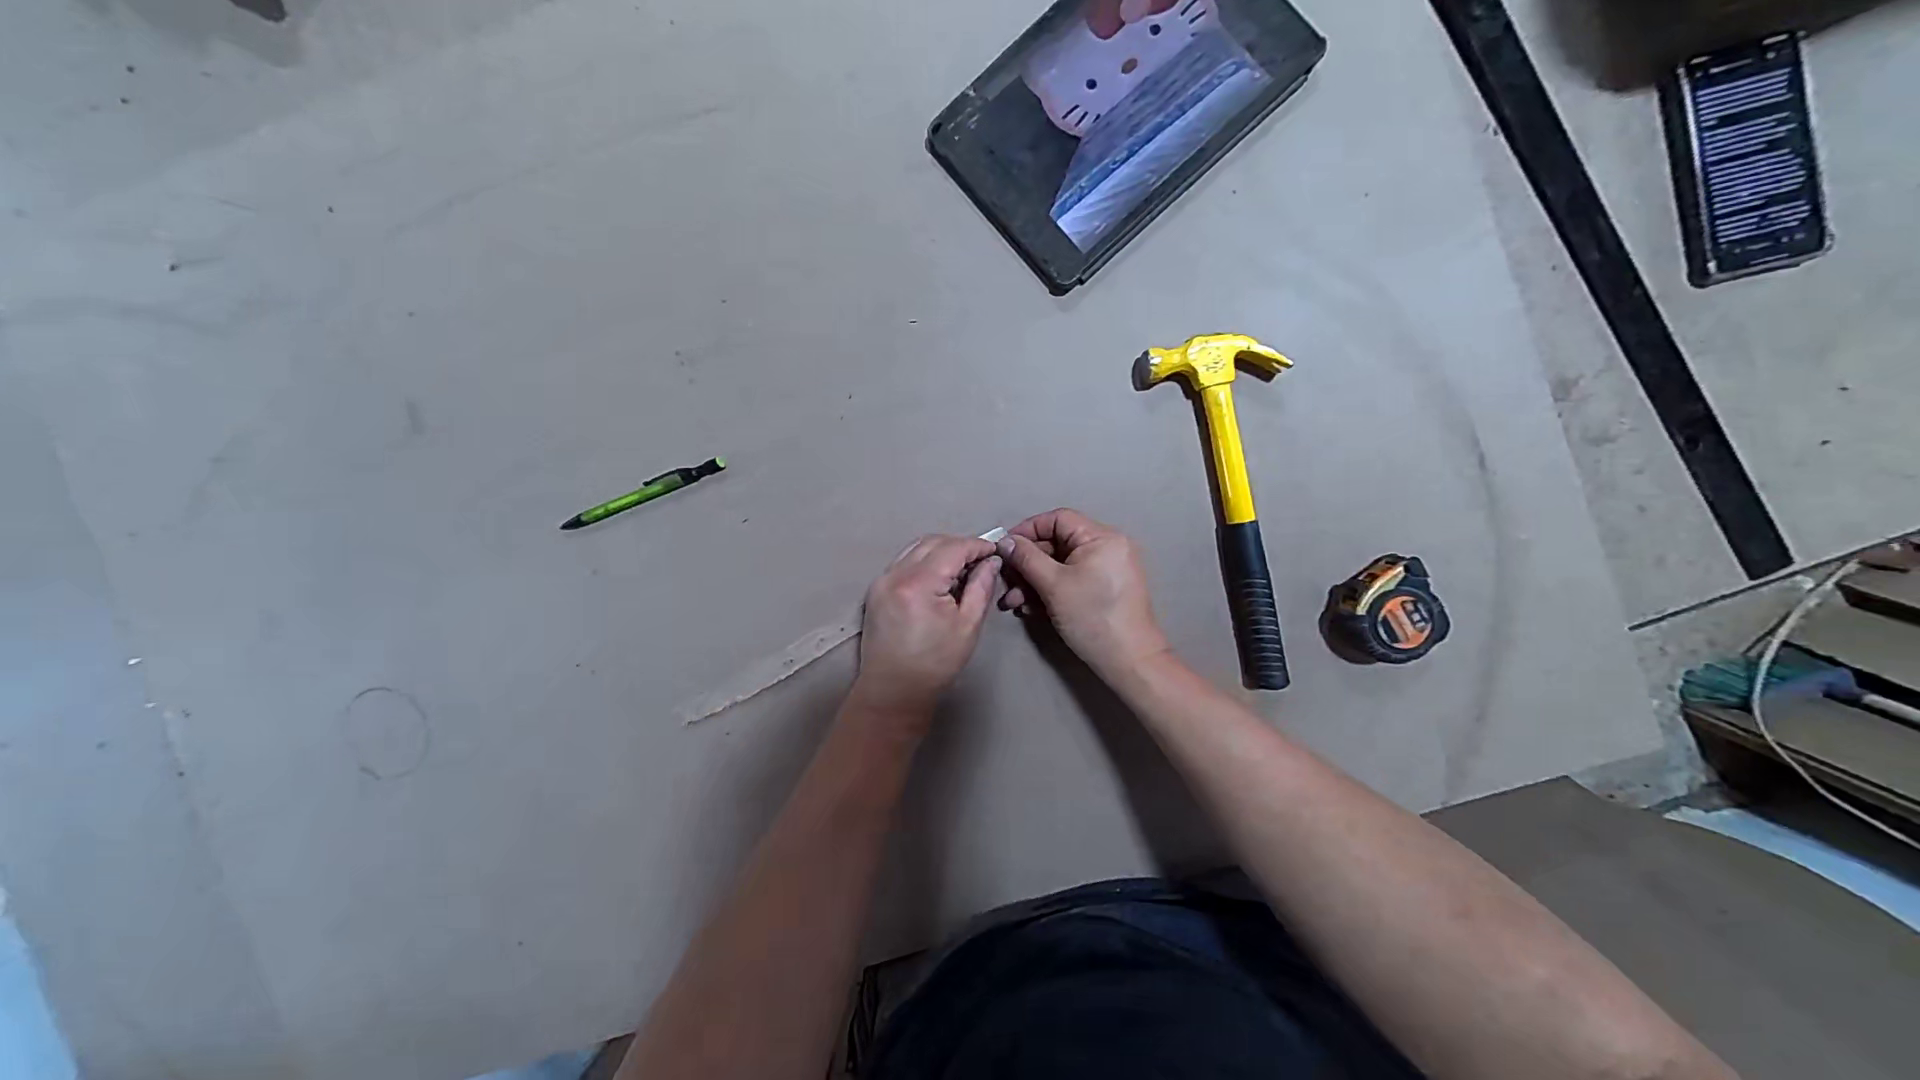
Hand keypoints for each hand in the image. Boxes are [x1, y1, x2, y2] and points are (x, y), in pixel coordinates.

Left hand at [852, 534, 1000, 718]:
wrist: (894, 690)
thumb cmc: (935, 664)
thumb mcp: (968, 626)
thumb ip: (980, 587)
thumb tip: (991, 562)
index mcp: (919, 584)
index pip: (953, 548)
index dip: (977, 545)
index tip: (995, 551)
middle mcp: (895, 575)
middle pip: (933, 541)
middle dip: (960, 545)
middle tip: (981, 560)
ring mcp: (882, 580)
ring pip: (916, 547)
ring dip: (941, 549)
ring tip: (962, 568)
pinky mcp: (876, 589)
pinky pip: (904, 561)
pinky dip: (924, 560)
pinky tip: (939, 577)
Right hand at [997, 508, 1170, 678]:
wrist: (1129, 661)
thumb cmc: (1092, 617)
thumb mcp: (1053, 585)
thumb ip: (1026, 558)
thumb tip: (1005, 541)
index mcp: (1102, 537)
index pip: (1057, 519)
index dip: (1027, 530)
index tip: (1004, 549)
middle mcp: (1107, 547)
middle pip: (1057, 543)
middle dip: (1027, 563)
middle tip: (1006, 580)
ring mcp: (1107, 569)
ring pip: (1061, 564)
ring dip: (1034, 581)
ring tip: (1014, 601)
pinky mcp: (1103, 589)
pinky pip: (1071, 579)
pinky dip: (1050, 590)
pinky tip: (1030, 607)